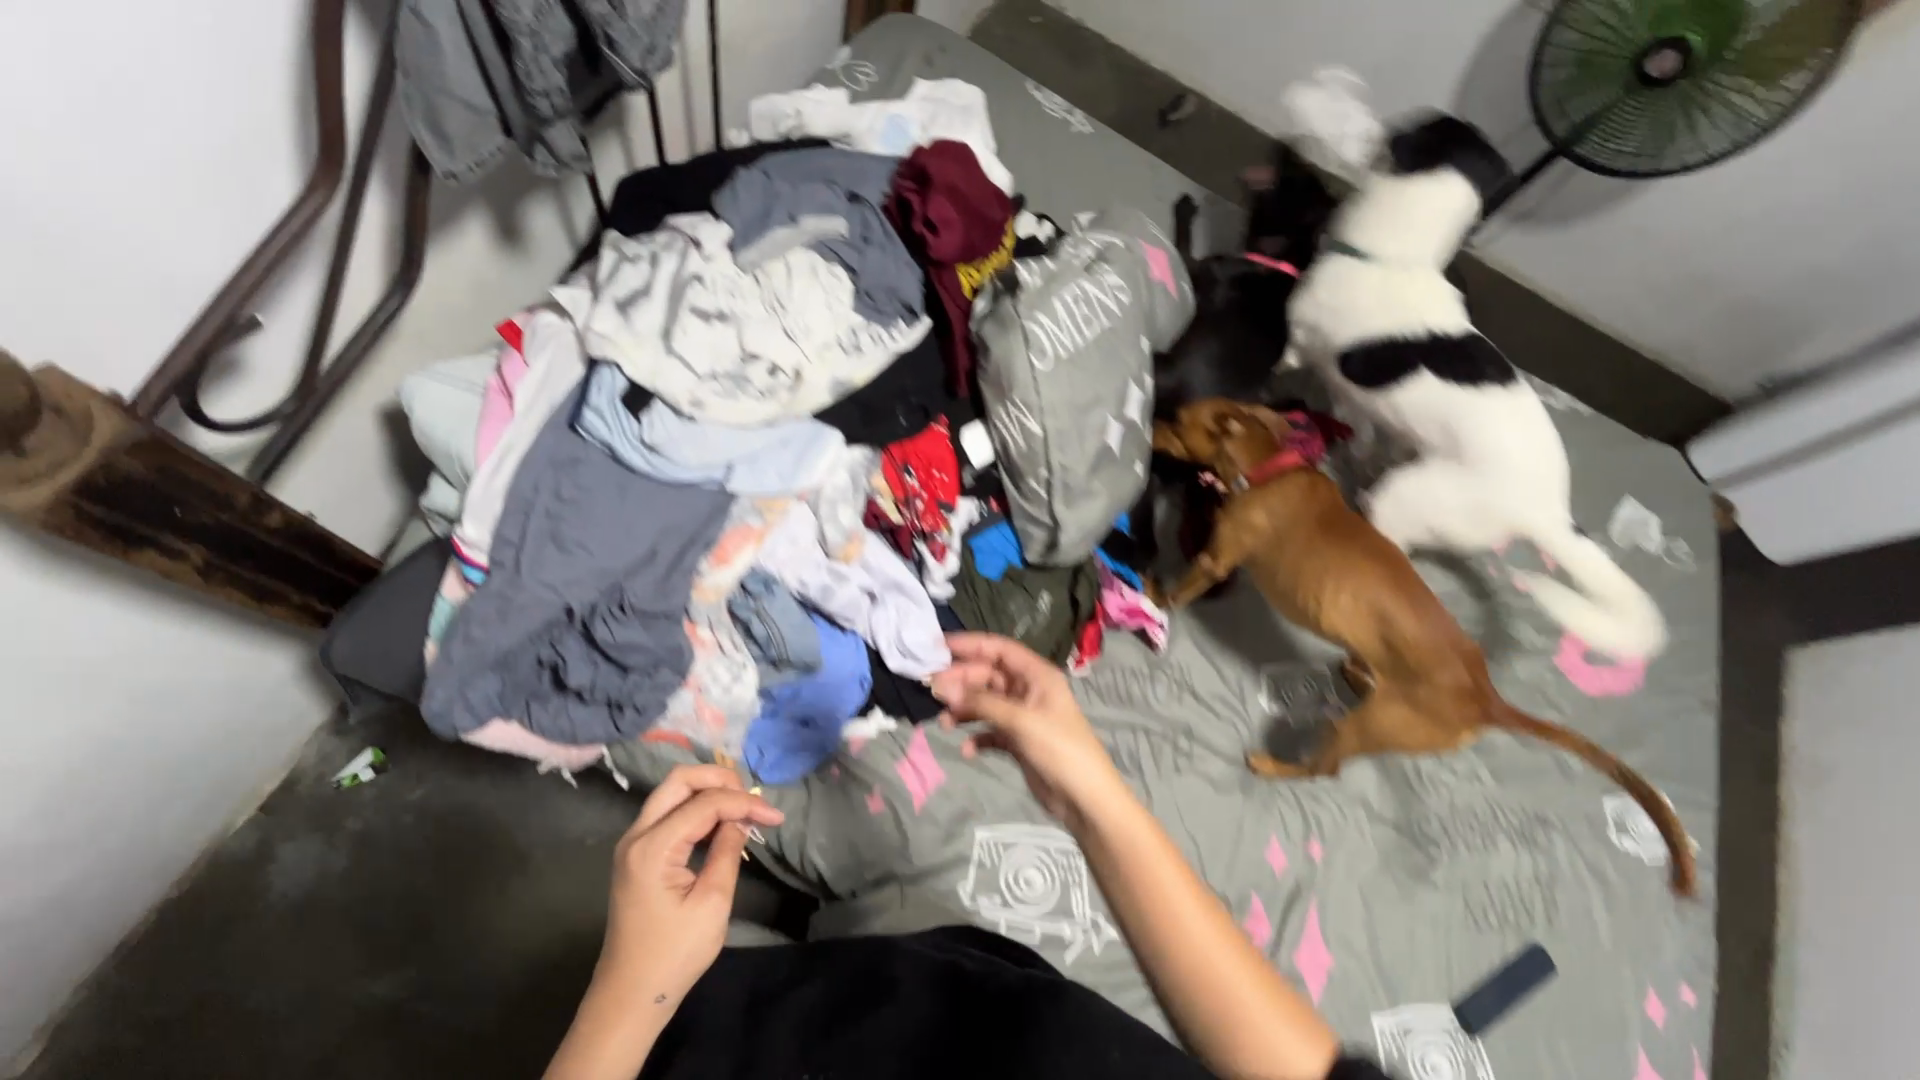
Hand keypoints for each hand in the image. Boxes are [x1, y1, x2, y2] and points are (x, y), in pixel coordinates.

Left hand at [597, 766, 785, 1005]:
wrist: (630, 994)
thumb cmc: (674, 954)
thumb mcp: (712, 903)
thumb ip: (727, 852)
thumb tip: (740, 820)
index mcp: (653, 848)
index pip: (704, 803)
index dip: (743, 803)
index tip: (775, 816)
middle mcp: (636, 835)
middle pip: (679, 780)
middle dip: (720, 780)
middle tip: (753, 799)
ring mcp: (633, 843)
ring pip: (671, 792)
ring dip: (708, 791)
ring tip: (742, 808)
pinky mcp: (637, 854)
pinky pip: (668, 813)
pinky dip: (696, 808)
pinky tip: (720, 823)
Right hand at [931, 632, 1122, 821]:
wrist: (1085, 798)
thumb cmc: (1059, 749)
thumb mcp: (1020, 721)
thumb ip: (981, 702)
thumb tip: (941, 685)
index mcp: (1037, 675)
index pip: (998, 649)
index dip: (969, 644)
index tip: (936, 647)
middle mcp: (1029, 690)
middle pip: (988, 675)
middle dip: (961, 681)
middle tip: (933, 692)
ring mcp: (1023, 717)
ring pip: (986, 703)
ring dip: (965, 709)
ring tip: (945, 722)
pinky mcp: (1019, 741)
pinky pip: (990, 730)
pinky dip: (977, 736)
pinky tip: (968, 749)